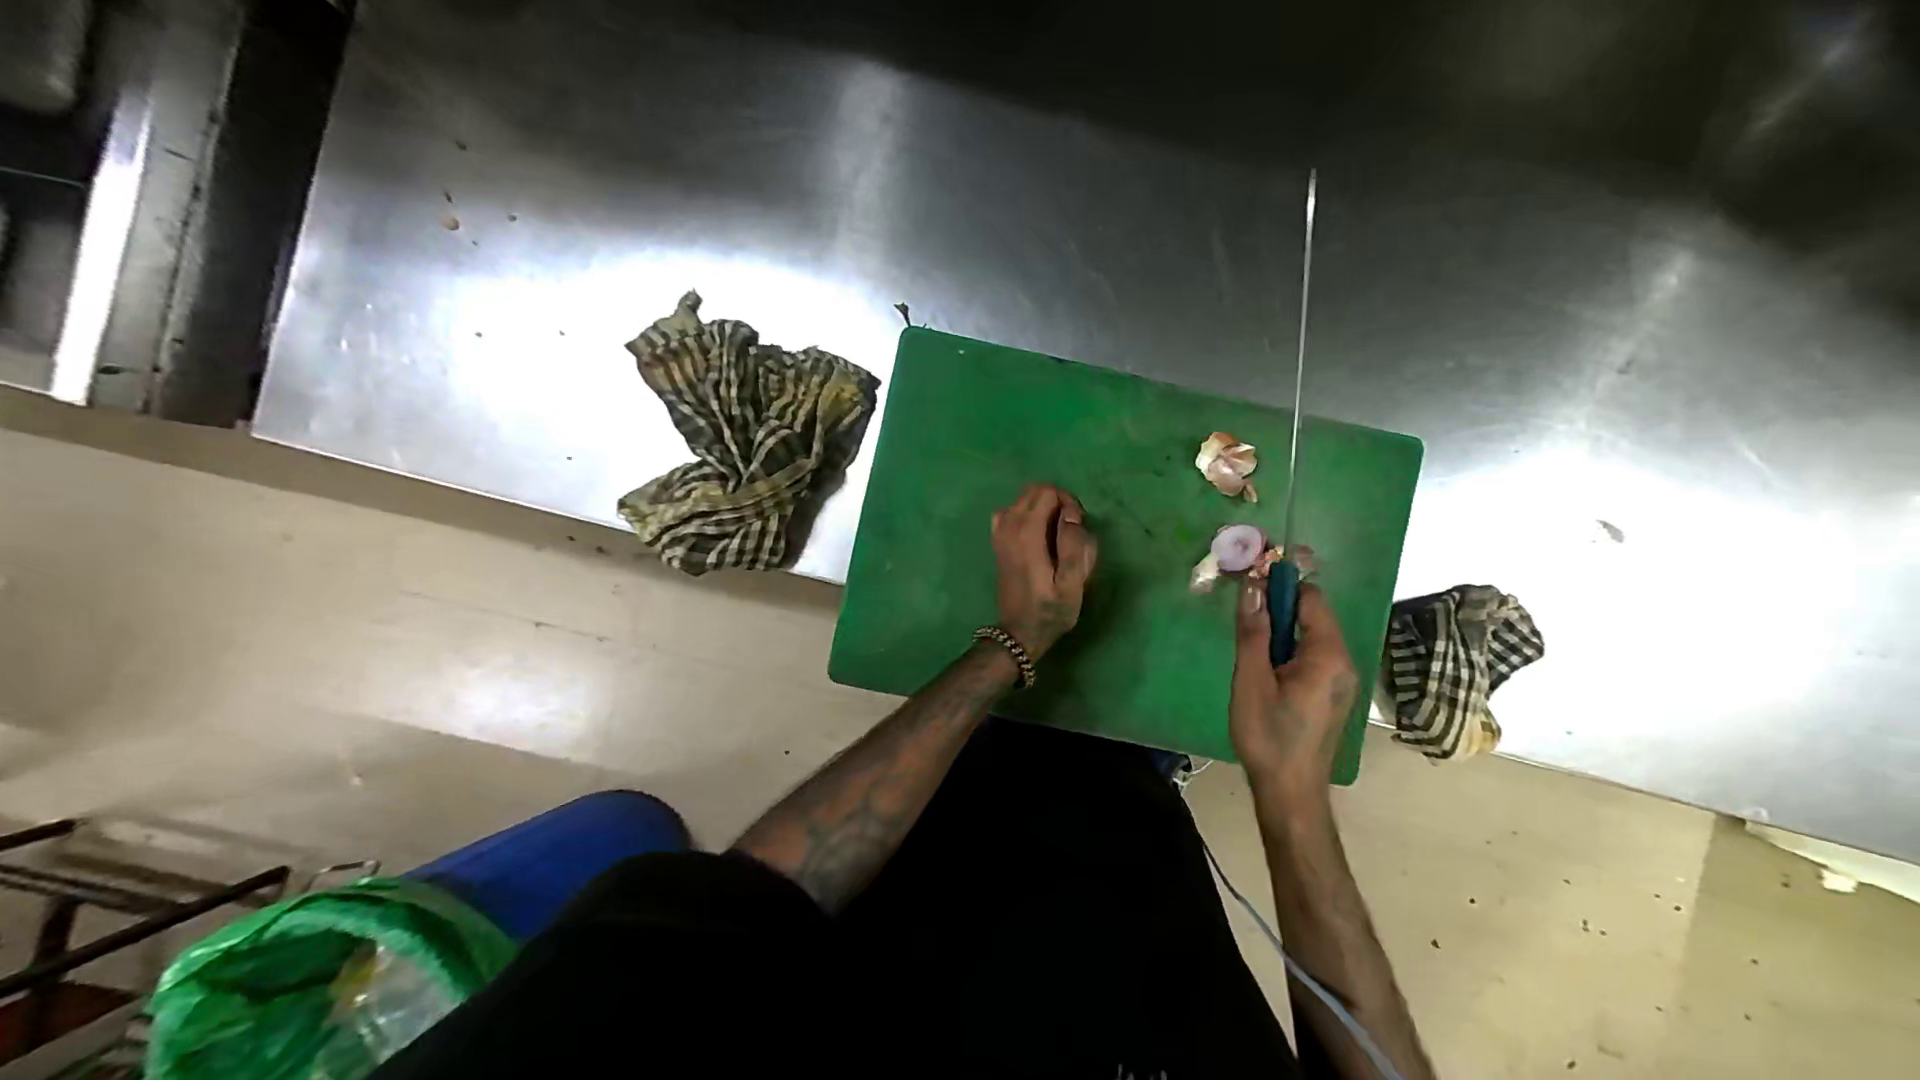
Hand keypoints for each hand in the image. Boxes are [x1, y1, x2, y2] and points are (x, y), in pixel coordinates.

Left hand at [990, 483, 1098, 659]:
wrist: (1019, 632)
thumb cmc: (1050, 611)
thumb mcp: (1072, 585)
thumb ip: (1074, 546)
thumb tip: (1071, 515)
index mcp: (1026, 533)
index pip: (1049, 492)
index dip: (1069, 503)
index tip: (1078, 527)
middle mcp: (1008, 525)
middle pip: (1035, 490)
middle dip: (1058, 502)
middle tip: (1071, 529)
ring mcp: (999, 531)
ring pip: (1023, 499)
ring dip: (1044, 508)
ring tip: (1057, 533)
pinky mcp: (997, 539)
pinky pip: (1011, 511)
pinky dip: (1027, 514)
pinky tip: (1038, 535)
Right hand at [1229, 577, 1357, 801]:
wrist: (1290, 791)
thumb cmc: (1268, 734)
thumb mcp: (1251, 679)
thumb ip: (1253, 631)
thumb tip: (1253, 586)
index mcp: (1329, 655)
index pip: (1311, 599)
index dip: (1280, 587)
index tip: (1248, 586)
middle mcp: (1344, 662)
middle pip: (1312, 616)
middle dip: (1278, 610)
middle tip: (1242, 619)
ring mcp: (1341, 680)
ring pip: (1310, 638)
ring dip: (1280, 633)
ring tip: (1249, 648)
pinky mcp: (1332, 694)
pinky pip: (1311, 657)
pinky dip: (1287, 652)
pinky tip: (1264, 670)